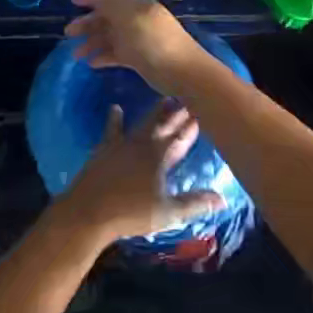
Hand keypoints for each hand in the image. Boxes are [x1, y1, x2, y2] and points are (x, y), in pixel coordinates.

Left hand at [54, 102, 223, 242]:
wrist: (89, 210)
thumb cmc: (131, 213)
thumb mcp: (168, 212)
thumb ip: (195, 203)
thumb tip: (223, 200)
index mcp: (159, 158)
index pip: (179, 140)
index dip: (190, 129)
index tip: (200, 115)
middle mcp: (142, 146)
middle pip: (162, 127)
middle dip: (175, 116)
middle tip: (186, 101)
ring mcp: (121, 145)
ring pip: (141, 124)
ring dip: (153, 113)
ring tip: (163, 99)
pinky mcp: (103, 149)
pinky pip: (112, 129)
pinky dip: (115, 119)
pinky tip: (115, 108)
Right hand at [64, 0, 214, 92]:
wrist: (182, 71)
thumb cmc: (154, 41)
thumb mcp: (130, 17)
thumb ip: (110, 5)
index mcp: (137, 7)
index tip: (72, 2)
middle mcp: (136, 21)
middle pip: (107, 19)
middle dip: (87, 24)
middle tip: (68, 33)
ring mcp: (138, 41)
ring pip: (110, 38)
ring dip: (92, 43)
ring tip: (76, 55)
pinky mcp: (139, 60)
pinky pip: (117, 54)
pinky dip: (104, 57)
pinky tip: (92, 64)